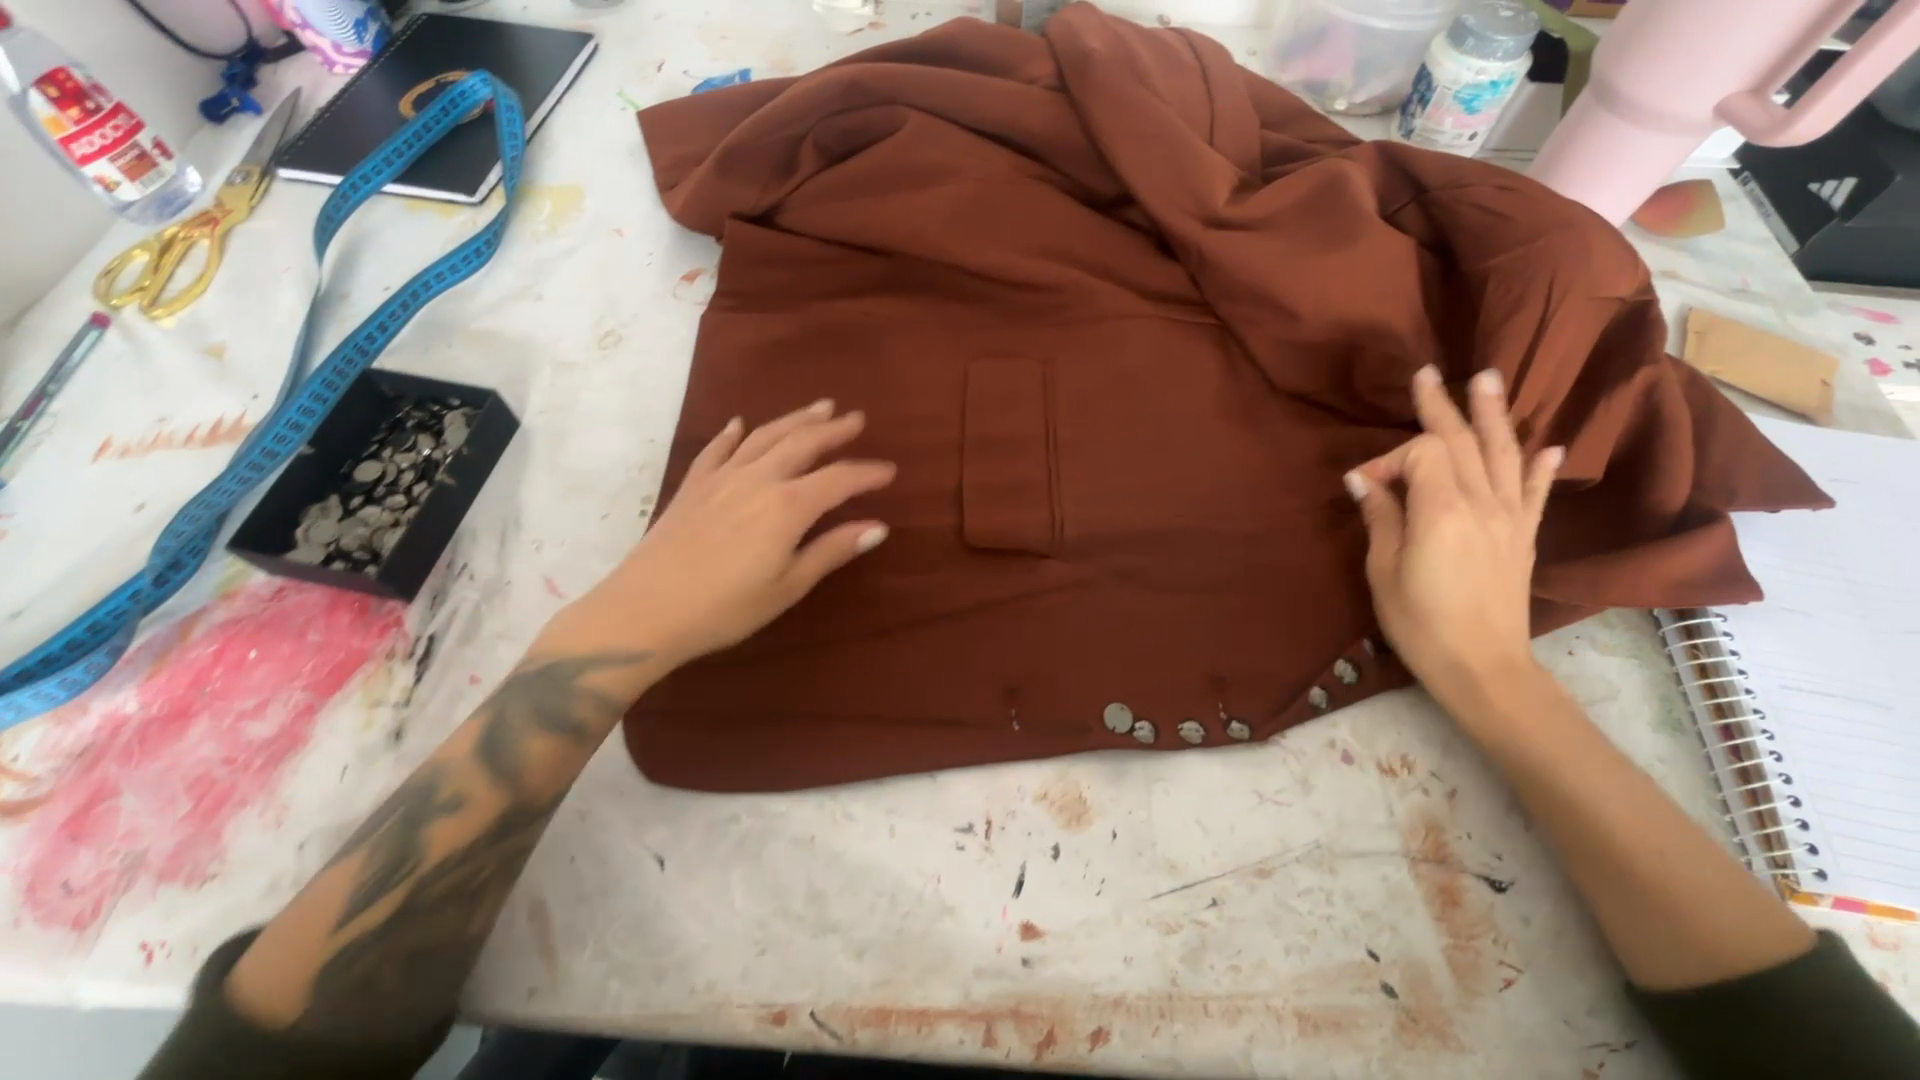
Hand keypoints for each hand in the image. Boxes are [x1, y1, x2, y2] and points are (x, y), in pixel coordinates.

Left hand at [552, 400, 895, 674]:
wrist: (646, 610)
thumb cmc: (726, 608)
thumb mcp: (788, 585)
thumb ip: (832, 550)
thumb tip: (877, 526)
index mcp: (788, 506)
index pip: (839, 480)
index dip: (867, 473)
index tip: (889, 471)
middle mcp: (758, 479)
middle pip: (802, 444)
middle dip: (833, 430)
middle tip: (856, 418)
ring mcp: (721, 478)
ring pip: (764, 437)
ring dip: (794, 420)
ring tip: (818, 407)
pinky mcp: (692, 486)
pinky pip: (717, 450)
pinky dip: (732, 434)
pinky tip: (739, 424)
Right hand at [1345, 365, 1562, 706]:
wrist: (1483, 667)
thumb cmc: (1420, 623)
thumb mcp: (1384, 572)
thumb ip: (1381, 518)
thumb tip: (1365, 480)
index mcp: (1443, 511)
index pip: (1424, 454)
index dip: (1392, 457)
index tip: (1366, 484)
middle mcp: (1483, 504)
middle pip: (1465, 441)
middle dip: (1443, 406)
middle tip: (1429, 373)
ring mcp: (1510, 519)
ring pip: (1504, 454)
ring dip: (1495, 415)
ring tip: (1489, 379)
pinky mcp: (1524, 537)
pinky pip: (1535, 493)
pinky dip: (1541, 466)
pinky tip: (1549, 444)